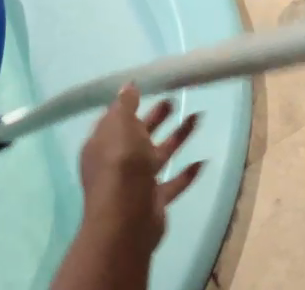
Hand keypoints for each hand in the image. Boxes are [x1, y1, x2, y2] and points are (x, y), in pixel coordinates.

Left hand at [75, 85, 203, 258]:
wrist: (126, 218)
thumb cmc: (120, 164)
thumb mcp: (120, 126)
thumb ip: (125, 105)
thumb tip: (128, 85)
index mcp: (103, 145)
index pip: (114, 120)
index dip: (128, 105)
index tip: (146, 88)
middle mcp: (117, 163)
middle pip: (139, 135)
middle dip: (156, 117)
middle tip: (174, 99)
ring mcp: (136, 182)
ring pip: (159, 155)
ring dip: (177, 137)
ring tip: (197, 117)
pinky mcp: (154, 200)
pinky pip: (172, 182)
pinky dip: (186, 173)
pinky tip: (202, 161)